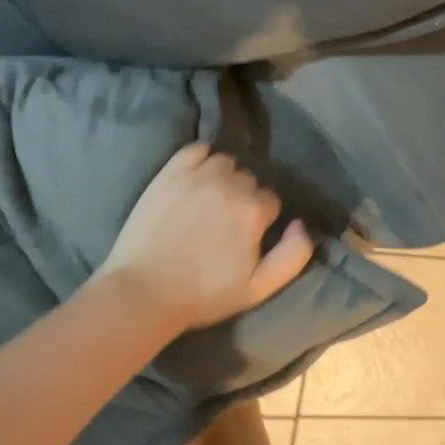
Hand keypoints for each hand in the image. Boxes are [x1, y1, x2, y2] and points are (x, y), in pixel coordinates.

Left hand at [95, 143, 314, 329]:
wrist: (142, 293)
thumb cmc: (204, 294)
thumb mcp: (259, 288)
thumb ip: (294, 255)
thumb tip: (301, 224)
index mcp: (253, 210)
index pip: (271, 200)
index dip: (262, 219)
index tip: (247, 237)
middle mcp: (229, 185)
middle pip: (249, 180)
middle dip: (243, 197)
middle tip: (225, 224)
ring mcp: (196, 176)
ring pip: (225, 163)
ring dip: (224, 178)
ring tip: (210, 201)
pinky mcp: (168, 174)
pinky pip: (196, 150)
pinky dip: (201, 159)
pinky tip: (196, 179)